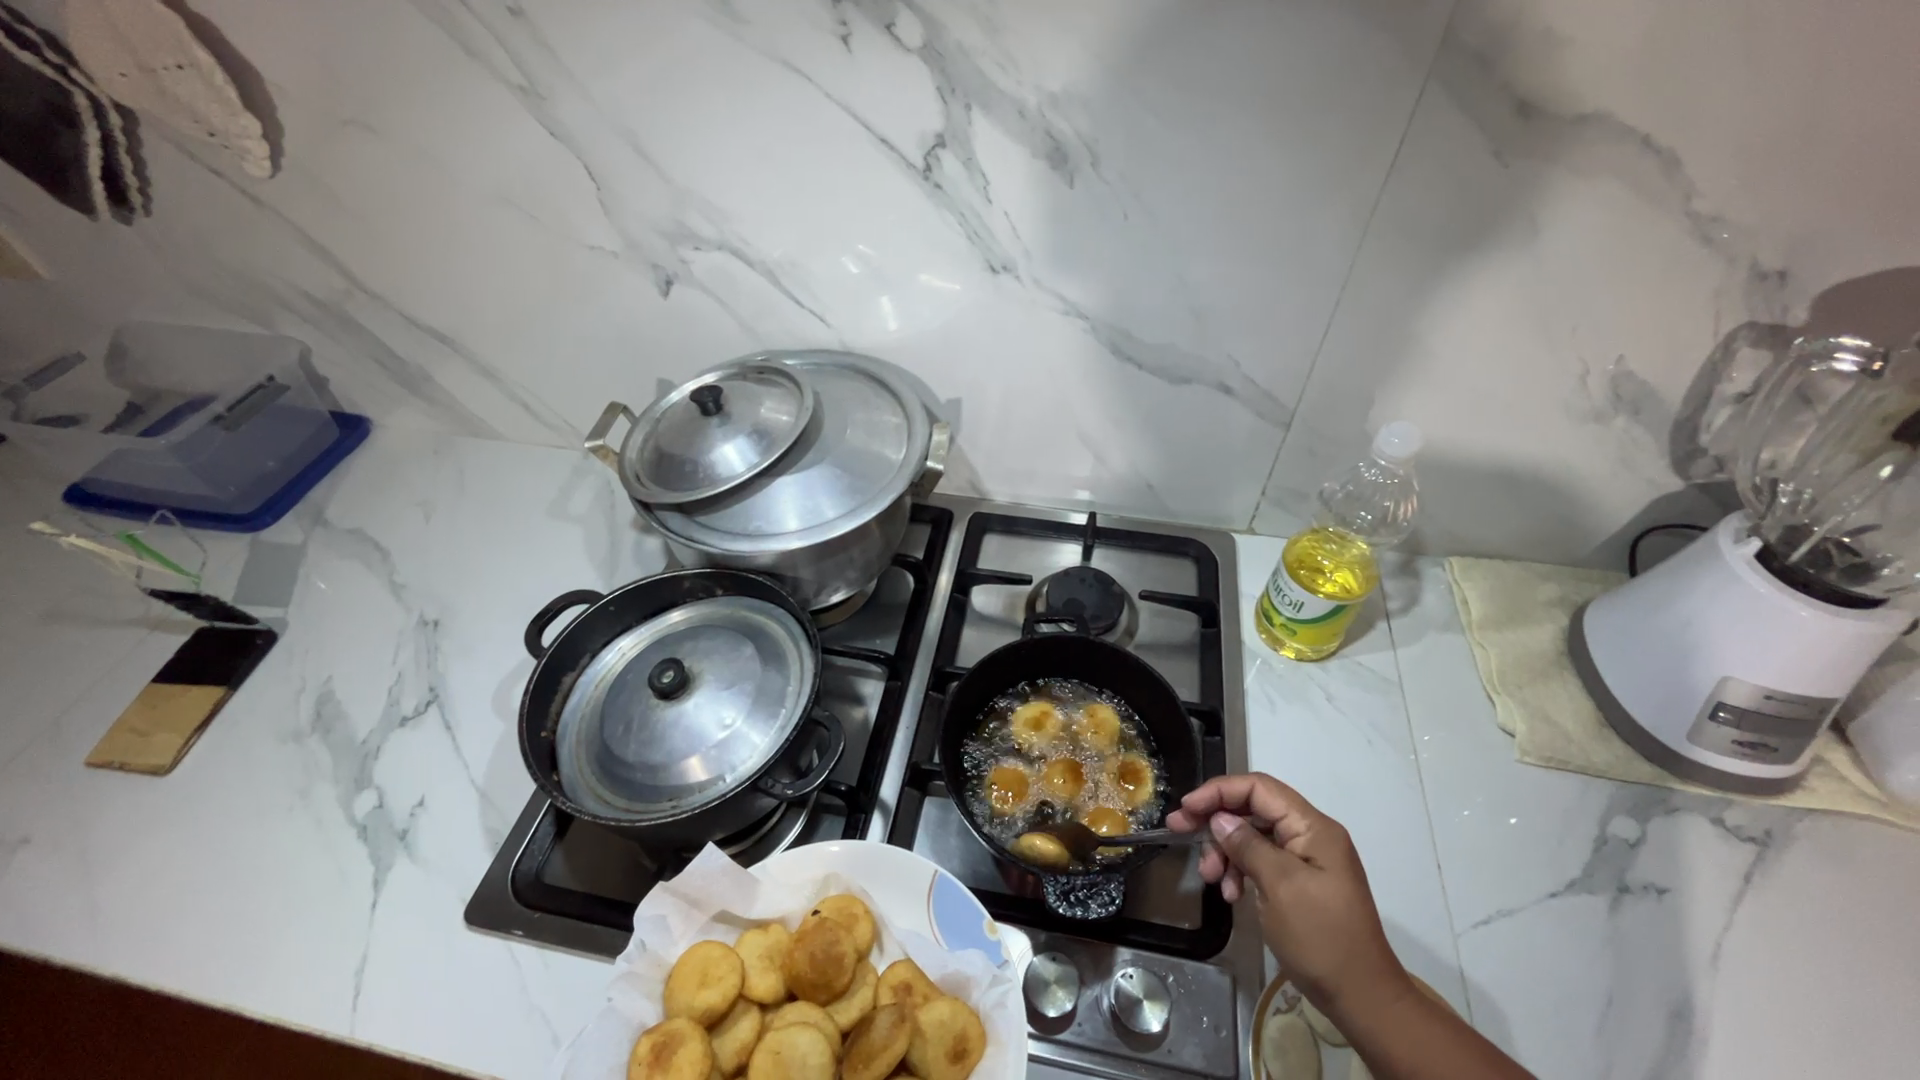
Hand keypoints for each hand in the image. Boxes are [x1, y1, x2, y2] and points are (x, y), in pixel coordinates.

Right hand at [1167, 773, 1409, 1008]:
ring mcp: (1305, 860)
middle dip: (1216, 820)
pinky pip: (1261, 862)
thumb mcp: (1280, 887)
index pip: (1259, 788)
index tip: (1186, 807)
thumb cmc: (1322, 938)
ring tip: (1211, 879)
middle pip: (1253, 810)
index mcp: (1312, 828)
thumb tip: (1220, 819)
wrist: (1361, 996)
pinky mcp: (1298, 883)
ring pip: (1252, 837)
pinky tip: (1231, 894)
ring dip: (1226, 852)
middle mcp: (1310, 835)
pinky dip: (1240, 872)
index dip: (1219, 791)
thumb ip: (1248, 846)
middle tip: (1180, 831)